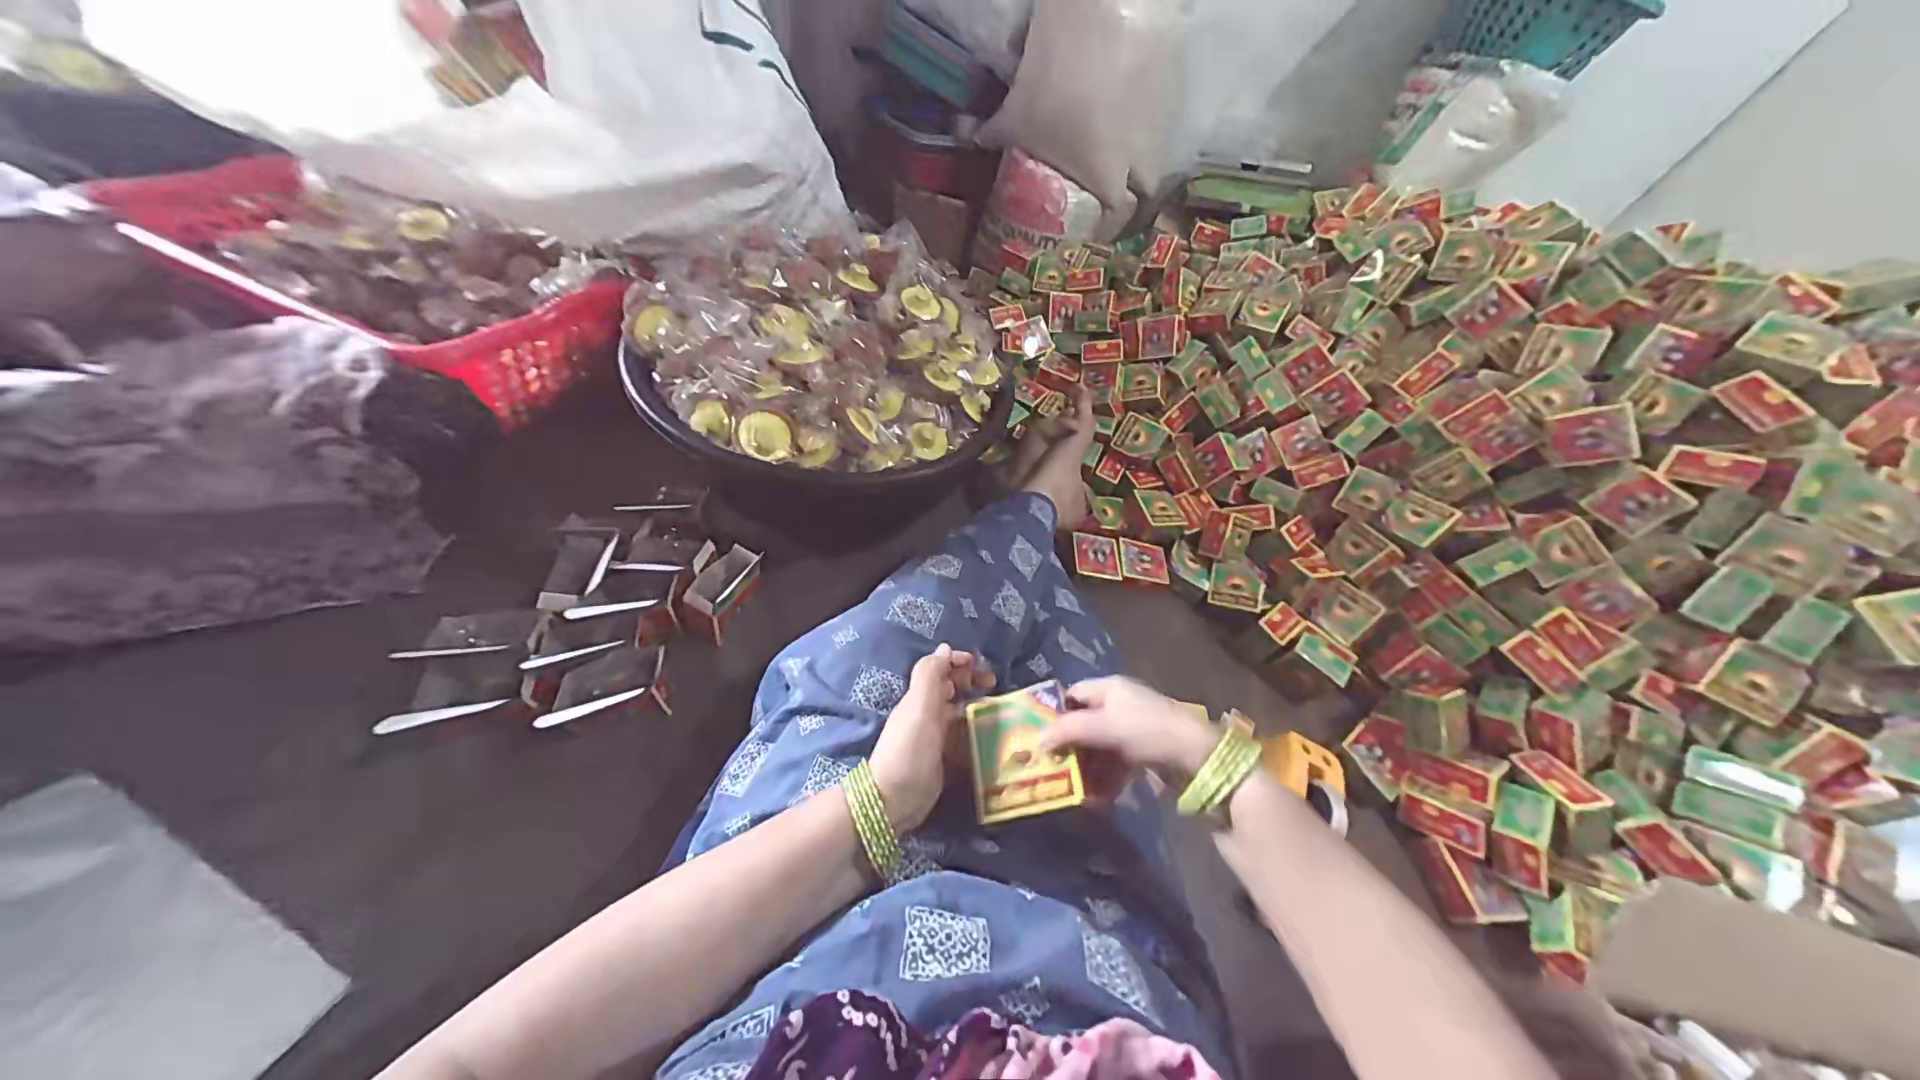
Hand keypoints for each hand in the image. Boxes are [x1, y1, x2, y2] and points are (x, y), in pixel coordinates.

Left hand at [870, 644, 994, 831]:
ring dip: (979, 708)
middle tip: (996, 686)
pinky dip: (977, 735)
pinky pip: (964, 739)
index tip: (984, 668)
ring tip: (1001, 711)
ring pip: (960, 714)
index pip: (942, 669)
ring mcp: (936, 738)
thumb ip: (929, 676)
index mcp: (921, 698)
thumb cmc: (909, 751)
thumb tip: (944, 648)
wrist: (893, 801)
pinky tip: (994, 739)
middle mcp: (929, 714)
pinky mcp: (944, 760)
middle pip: (953, 689)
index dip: (961, 663)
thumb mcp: (918, 708)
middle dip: (973, 682)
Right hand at [1039, 676, 1219, 778]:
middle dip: (1070, 747)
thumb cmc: (1145, 730)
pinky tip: (1097, 799)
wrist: (1197, 756)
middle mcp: (1120, 705)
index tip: (1039, 736)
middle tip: (1052, 768)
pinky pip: (1116, 764)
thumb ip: (1068, 731)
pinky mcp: (1145, 752)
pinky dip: (1106, 780)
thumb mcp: (1102, 727)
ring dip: (1087, 769)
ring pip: (1100, 748)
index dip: (1055, 713)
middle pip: (1085, 723)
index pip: (1073, 694)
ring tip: (1074, 790)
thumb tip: (1037, 740)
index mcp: (1109, 689)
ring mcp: (1134, 730)